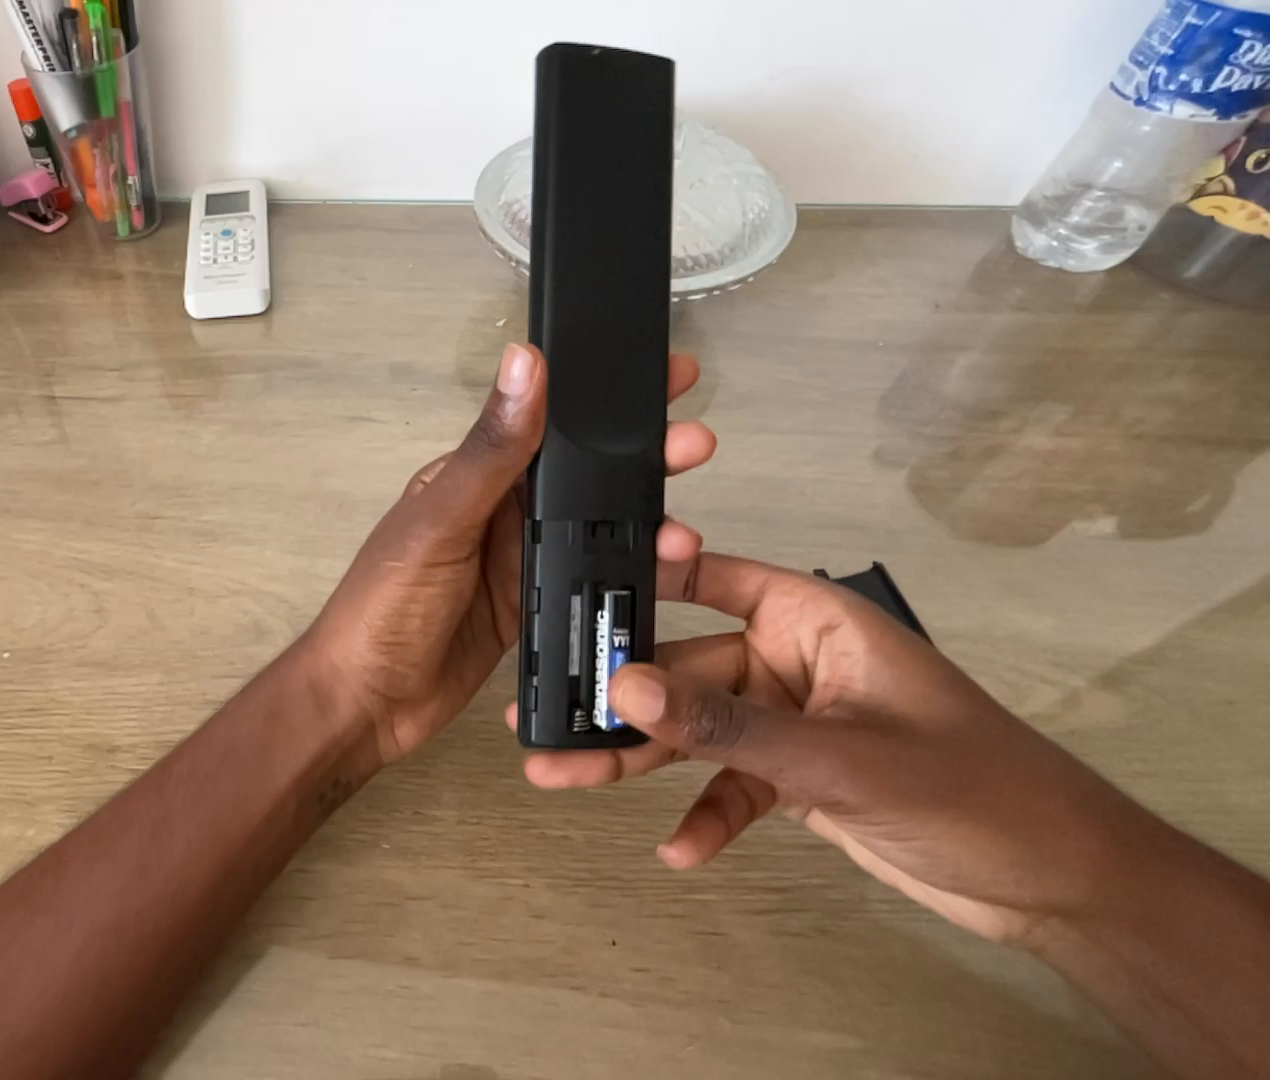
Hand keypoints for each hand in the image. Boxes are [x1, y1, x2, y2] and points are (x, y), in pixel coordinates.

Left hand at [301, 343, 714, 769]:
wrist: (367, 701)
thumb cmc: (387, 605)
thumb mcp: (440, 523)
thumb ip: (489, 452)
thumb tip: (526, 359)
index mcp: (470, 477)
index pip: (544, 425)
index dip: (601, 400)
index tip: (666, 377)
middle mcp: (495, 513)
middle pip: (578, 476)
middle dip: (638, 458)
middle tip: (697, 445)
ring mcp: (512, 562)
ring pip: (589, 528)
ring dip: (639, 522)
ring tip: (685, 534)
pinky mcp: (526, 607)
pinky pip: (582, 579)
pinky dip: (622, 574)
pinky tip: (658, 573)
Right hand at [512, 553, 1182, 945]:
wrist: (1063, 889)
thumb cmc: (969, 789)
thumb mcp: (835, 756)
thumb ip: (723, 724)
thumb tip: (620, 686)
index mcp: (807, 619)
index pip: (708, 577)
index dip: (642, 578)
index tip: (570, 593)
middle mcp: (784, 660)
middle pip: (682, 669)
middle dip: (617, 700)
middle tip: (541, 714)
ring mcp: (784, 721)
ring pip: (691, 732)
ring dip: (635, 759)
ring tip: (560, 775)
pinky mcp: (788, 775)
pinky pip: (726, 786)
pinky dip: (703, 815)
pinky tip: (678, 850)